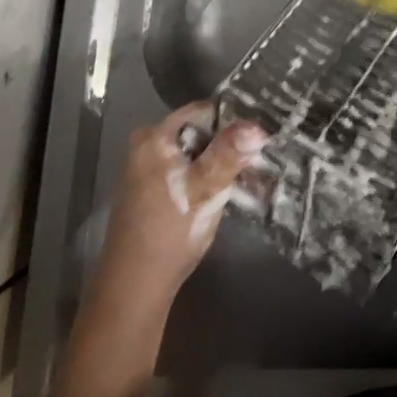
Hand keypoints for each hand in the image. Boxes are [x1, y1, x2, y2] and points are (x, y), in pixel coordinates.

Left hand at [95, 102, 266, 302]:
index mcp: (155, 137)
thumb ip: (229, 154)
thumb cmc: (170, 231)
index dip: (235, 123)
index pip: (206, 111)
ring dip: (224, 165)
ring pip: (198, 154)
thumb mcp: (205, 189)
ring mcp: (149, 168)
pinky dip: (210, 179)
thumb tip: (258, 126)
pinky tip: (233, 193)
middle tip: (261, 163)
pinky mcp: (155, 189)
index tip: (260, 141)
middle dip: (232, 148)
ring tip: (254, 179)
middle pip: (202, 132)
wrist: (135, 285)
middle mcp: (148, 145)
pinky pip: (190, 171)